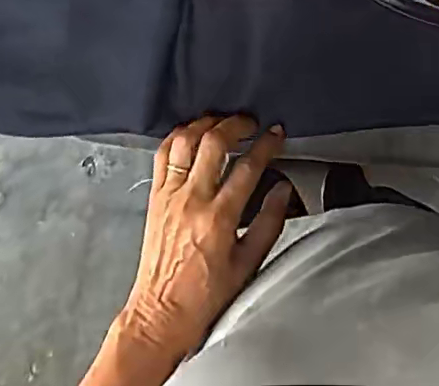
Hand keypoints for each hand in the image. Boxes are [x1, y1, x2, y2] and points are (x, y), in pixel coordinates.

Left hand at [107, 117, 290, 368]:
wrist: (159, 318)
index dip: (267, 143)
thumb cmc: (202, 295)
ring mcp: (169, 198)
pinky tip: (192, 134)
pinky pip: (162, 156)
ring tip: (222, 121)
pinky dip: (178, 137)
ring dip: (206, 124)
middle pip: (214, 141)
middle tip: (252, 123)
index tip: (276, 134)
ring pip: (184, 142)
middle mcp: (191, 201)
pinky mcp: (155, 200)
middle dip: (237, 123)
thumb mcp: (248, 263)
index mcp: (219, 218)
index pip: (248, 165)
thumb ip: (270, 221)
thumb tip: (283, 190)